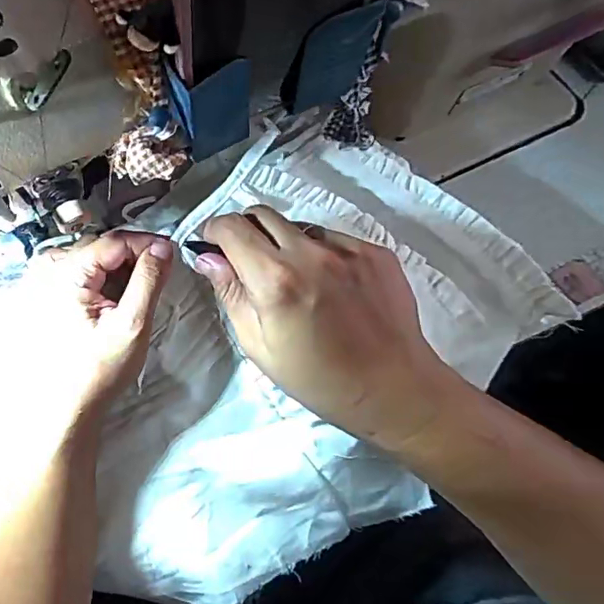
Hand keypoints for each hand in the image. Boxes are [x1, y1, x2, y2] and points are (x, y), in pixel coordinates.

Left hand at [6, 231, 175, 437]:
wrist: (67, 404)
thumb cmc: (98, 370)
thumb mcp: (131, 324)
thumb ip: (148, 281)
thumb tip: (164, 247)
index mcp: (66, 272)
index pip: (114, 240)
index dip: (147, 243)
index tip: (173, 254)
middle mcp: (50, 268)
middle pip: (103, 245)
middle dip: (135, 256)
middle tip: (161, 277)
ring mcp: (48, 279)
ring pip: (96, 257)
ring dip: (122, 268)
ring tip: (139, 292)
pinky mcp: (51, 291)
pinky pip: (85, 272)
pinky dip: (107, 279)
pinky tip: (118, 300)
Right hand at [191, 206, 460, 450]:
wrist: (395, 389)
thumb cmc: (317, 378)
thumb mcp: (257, 344)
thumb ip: (230, 293)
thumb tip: (208, 257)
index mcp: (275, 280)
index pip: (231, 227)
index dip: (214, 230)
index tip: (212, 243)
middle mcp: (310, 254)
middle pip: (261, 214)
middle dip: (245, 229)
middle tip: (246, 258)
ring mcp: (347, 250)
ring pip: (297, 225)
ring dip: (283, 240)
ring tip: (293, 276)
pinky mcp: (374, 252)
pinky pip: (331, 237)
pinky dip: (318, 251)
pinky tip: (327, 283)